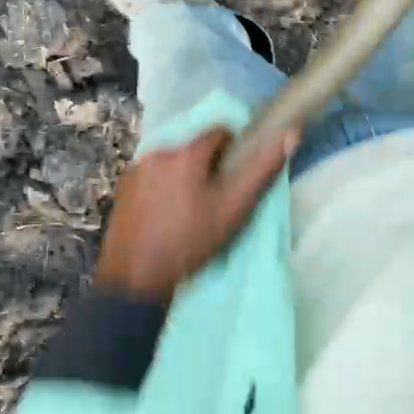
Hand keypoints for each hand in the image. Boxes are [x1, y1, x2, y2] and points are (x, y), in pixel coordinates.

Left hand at [92, 127, 296, 303]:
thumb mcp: (234, 208)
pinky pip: (152, 177)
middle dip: (207, 165)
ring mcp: (136, 170)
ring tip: (189, 210)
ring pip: (173, 162)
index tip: (234, 178)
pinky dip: (162, 187)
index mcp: (188, 151)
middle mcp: (159, 150)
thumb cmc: (190, 242)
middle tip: (214, 198)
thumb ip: (263, 168)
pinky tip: (165, 216)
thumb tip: (291, 133)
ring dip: (184, 176)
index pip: (220, 131)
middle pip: (195, 147)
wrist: (134, 282)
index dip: (232, 152)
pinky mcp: (122, 189)